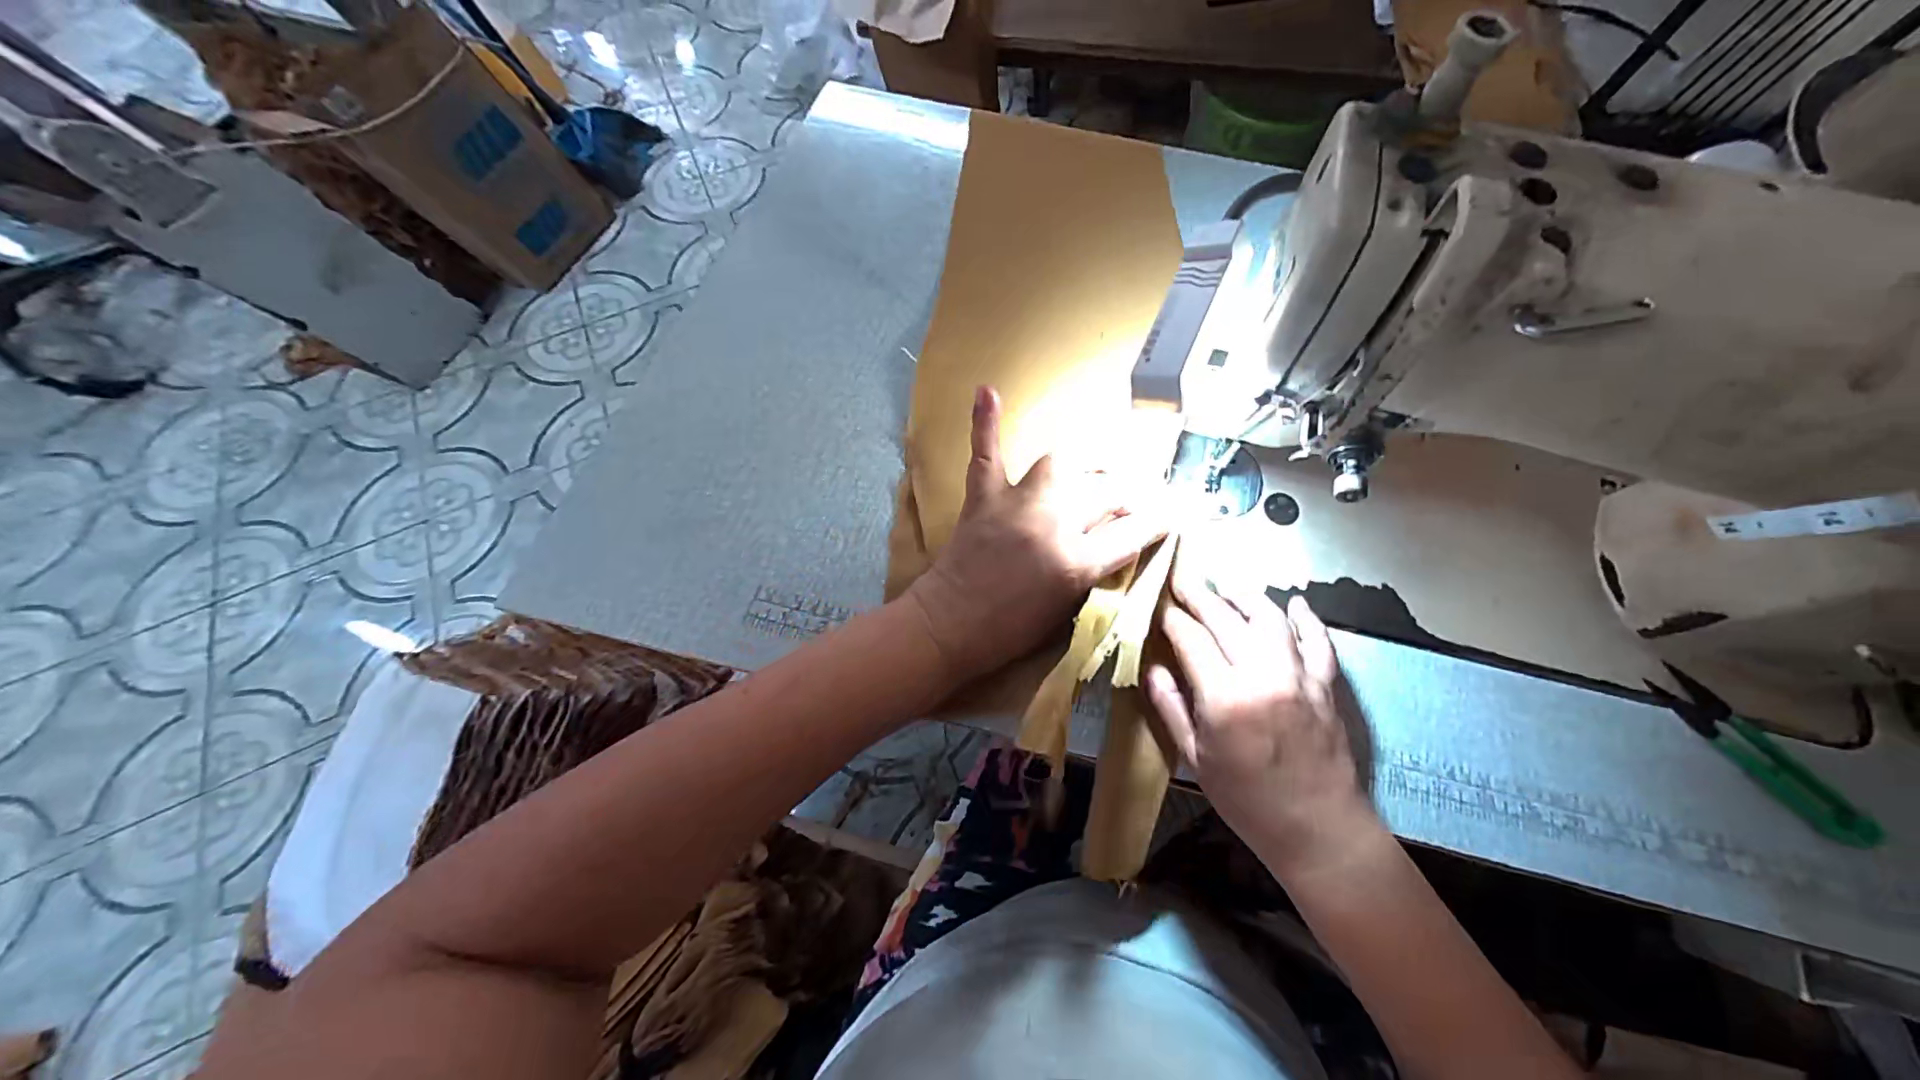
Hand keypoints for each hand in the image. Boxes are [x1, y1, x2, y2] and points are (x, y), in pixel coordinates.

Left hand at [904, 386, 1165, 683]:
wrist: (950, 626)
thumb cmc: (1010, 630)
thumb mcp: (1067, 607)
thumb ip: (1094, 569)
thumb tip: (1113, 538)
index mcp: (1079, 561)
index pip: (1135, 532)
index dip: (1159, 521)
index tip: (1173, 513)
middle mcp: (1055, 525)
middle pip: (1106, 493)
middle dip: (1125, 496)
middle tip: (1127, 503)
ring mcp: (1018, 505)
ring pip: (1060, 466)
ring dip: (1077, 472)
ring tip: (1082, 479)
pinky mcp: (983, 497)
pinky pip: (987, 453)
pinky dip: (987, 424)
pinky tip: (988, 390)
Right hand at [1146, 566, 1379, 882]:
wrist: (1318, 828)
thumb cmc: (1247, 800)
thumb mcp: (1195, 758)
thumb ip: (1172, 708)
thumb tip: (1153, 668)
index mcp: (1225, 697)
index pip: (1191, 638)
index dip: (1171, 617)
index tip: (1157, 604)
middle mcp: (1262, 675)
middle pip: (1226, 619)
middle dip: (1199, 596)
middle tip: (1181, 580)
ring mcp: (1299, 676)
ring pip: (1270, 619)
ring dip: (1245, 596)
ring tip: (1224, 585)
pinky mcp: (1326, 684)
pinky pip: (1318, 640)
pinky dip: (1306, 619)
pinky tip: (1294, 603)